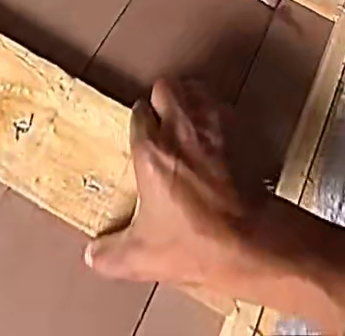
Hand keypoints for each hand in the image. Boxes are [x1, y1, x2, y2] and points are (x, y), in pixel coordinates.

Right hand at [83, 78, 261, 295]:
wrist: (250, 242)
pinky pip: (219, 103)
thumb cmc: (199, 244)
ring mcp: (210, 125)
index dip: (139, 120)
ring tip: (185, 113)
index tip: (141, 131)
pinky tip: (211, 127)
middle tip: (161, 115)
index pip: (138, 112)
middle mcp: (179, 129)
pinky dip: (213, 109)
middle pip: (165, 86)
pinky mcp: (236, 129)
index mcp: (152, 151)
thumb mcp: (145, 257)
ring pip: (193, 87)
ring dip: (187, 96)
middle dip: (161, 98)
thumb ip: (112, 253)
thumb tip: (93, 254)